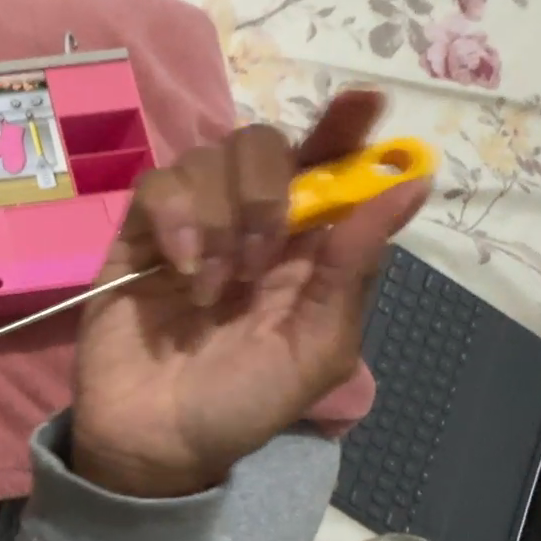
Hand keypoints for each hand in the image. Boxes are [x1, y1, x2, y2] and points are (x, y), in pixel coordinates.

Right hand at [71, 91, 430, 497]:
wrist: (153, 438)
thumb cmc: (240, 404)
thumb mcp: (315, 348)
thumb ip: (351, 269)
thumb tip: (408, 185)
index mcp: (302, 249)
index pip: (324, 166)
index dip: (342, 128)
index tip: (361, 103)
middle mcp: (243, 226)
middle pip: (260, 145)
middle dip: (270, 191)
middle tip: (262, 258)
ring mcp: (184, 230)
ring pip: (205, 161)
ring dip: (220, 220)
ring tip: (212, 288)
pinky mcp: (133, 240)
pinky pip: (154, 188)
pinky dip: (175, 217)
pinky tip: (179, 266)